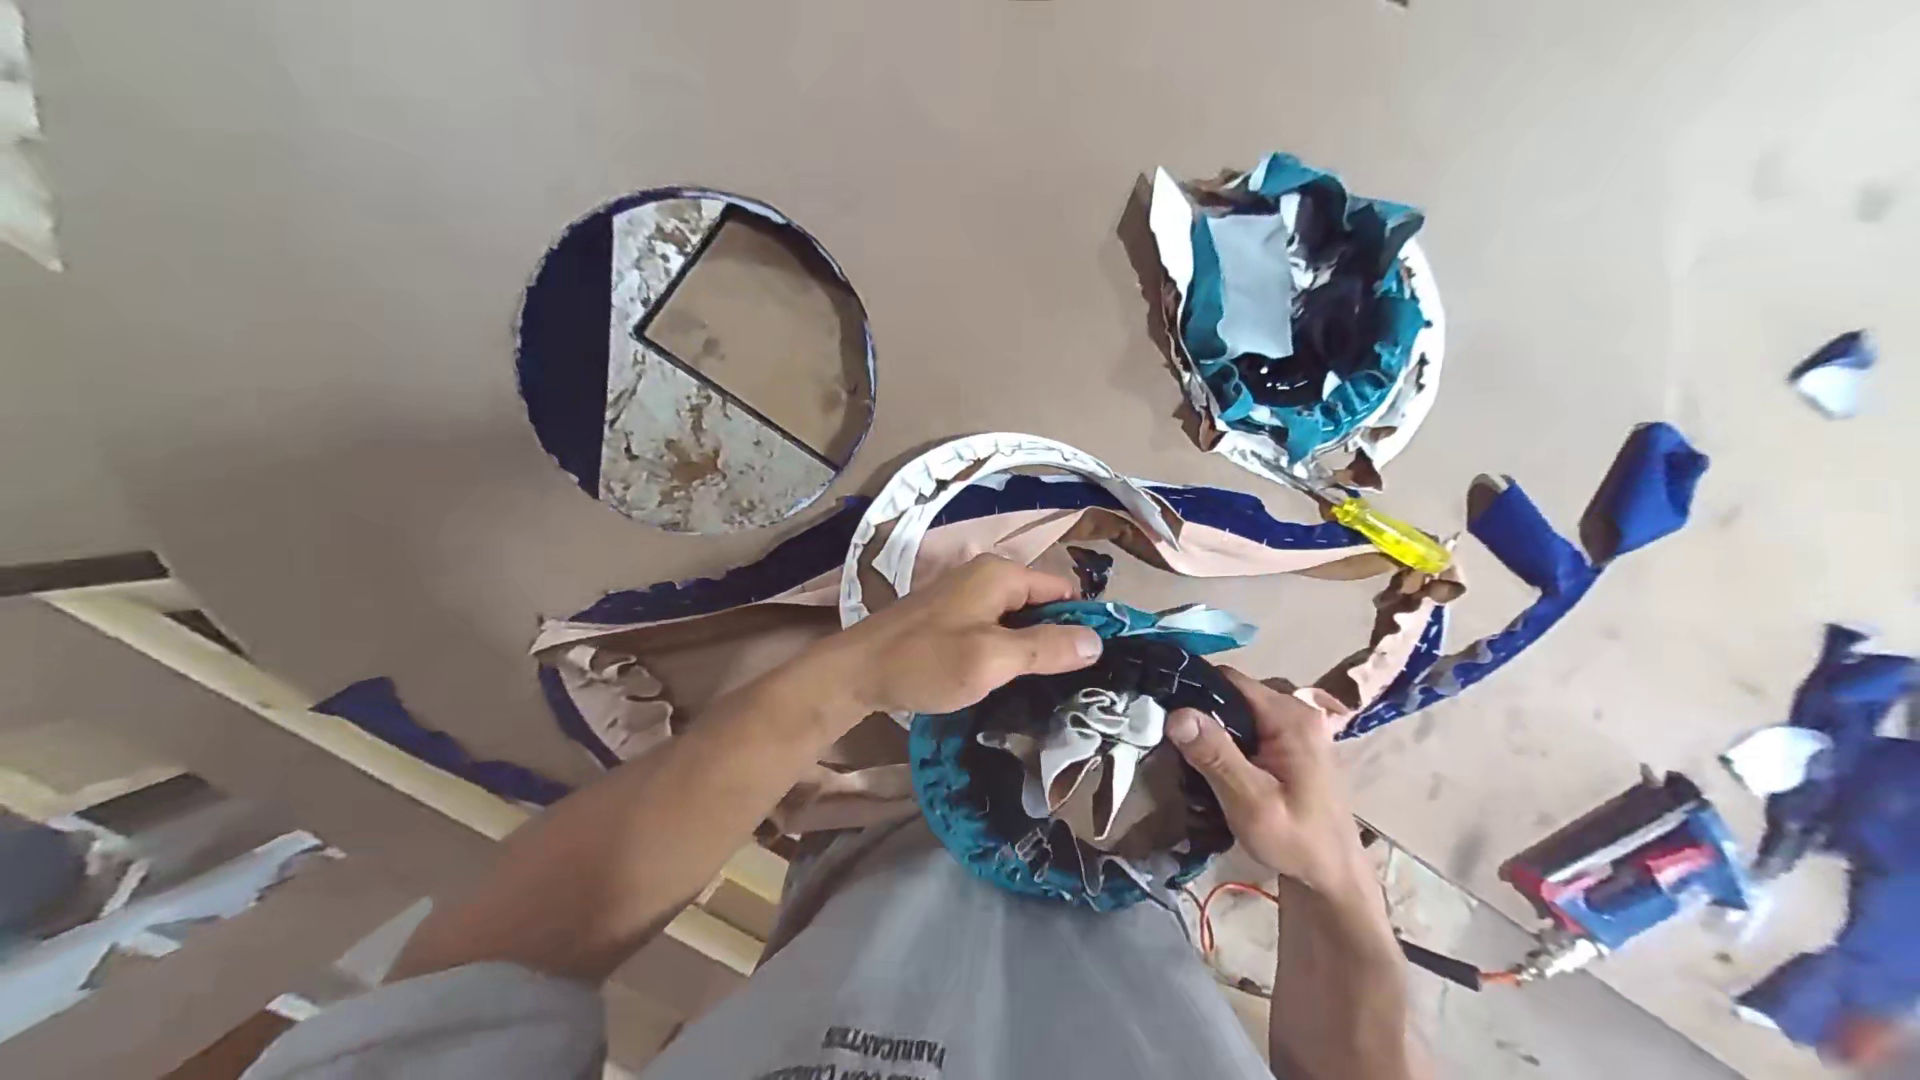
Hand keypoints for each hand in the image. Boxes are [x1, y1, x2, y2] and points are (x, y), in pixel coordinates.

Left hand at [826, 555, 1102, 716]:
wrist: (856, 672)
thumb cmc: (925, 661)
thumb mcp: (992, 659)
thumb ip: (1046, 648)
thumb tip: (1098, 640)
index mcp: (1000, 575)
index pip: (1063, 590)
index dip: (1084, 622)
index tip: (1099, 663)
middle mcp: (985, 576)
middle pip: (1041, 604)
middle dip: (1058, 638)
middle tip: (1076, 683)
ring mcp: (965, 595)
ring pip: (1018, 619)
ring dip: (1032, 648)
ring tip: (1049, 687)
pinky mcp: (951, 617)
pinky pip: (994, 628)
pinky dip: (1007, 650)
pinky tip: (1010, 679)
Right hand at [1167, 669, 1374, 902]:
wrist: (1333, 879)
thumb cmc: (1296, 842)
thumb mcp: (1251, 802)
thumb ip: (1216, 755)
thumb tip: (1177, 713)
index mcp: (1291, 717)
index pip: (1229, 680)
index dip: (1194, 690)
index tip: (1164, 712)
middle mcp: (1297, 711)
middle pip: (1232, 691)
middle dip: (1201, 711)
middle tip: (1173, 738)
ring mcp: (1296, 725)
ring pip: (1238, 708)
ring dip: (1213, 726)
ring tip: (1188, 752)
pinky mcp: (1291, 741)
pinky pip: (1249, 724)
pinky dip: (1227, 737)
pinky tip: (1213, 760)